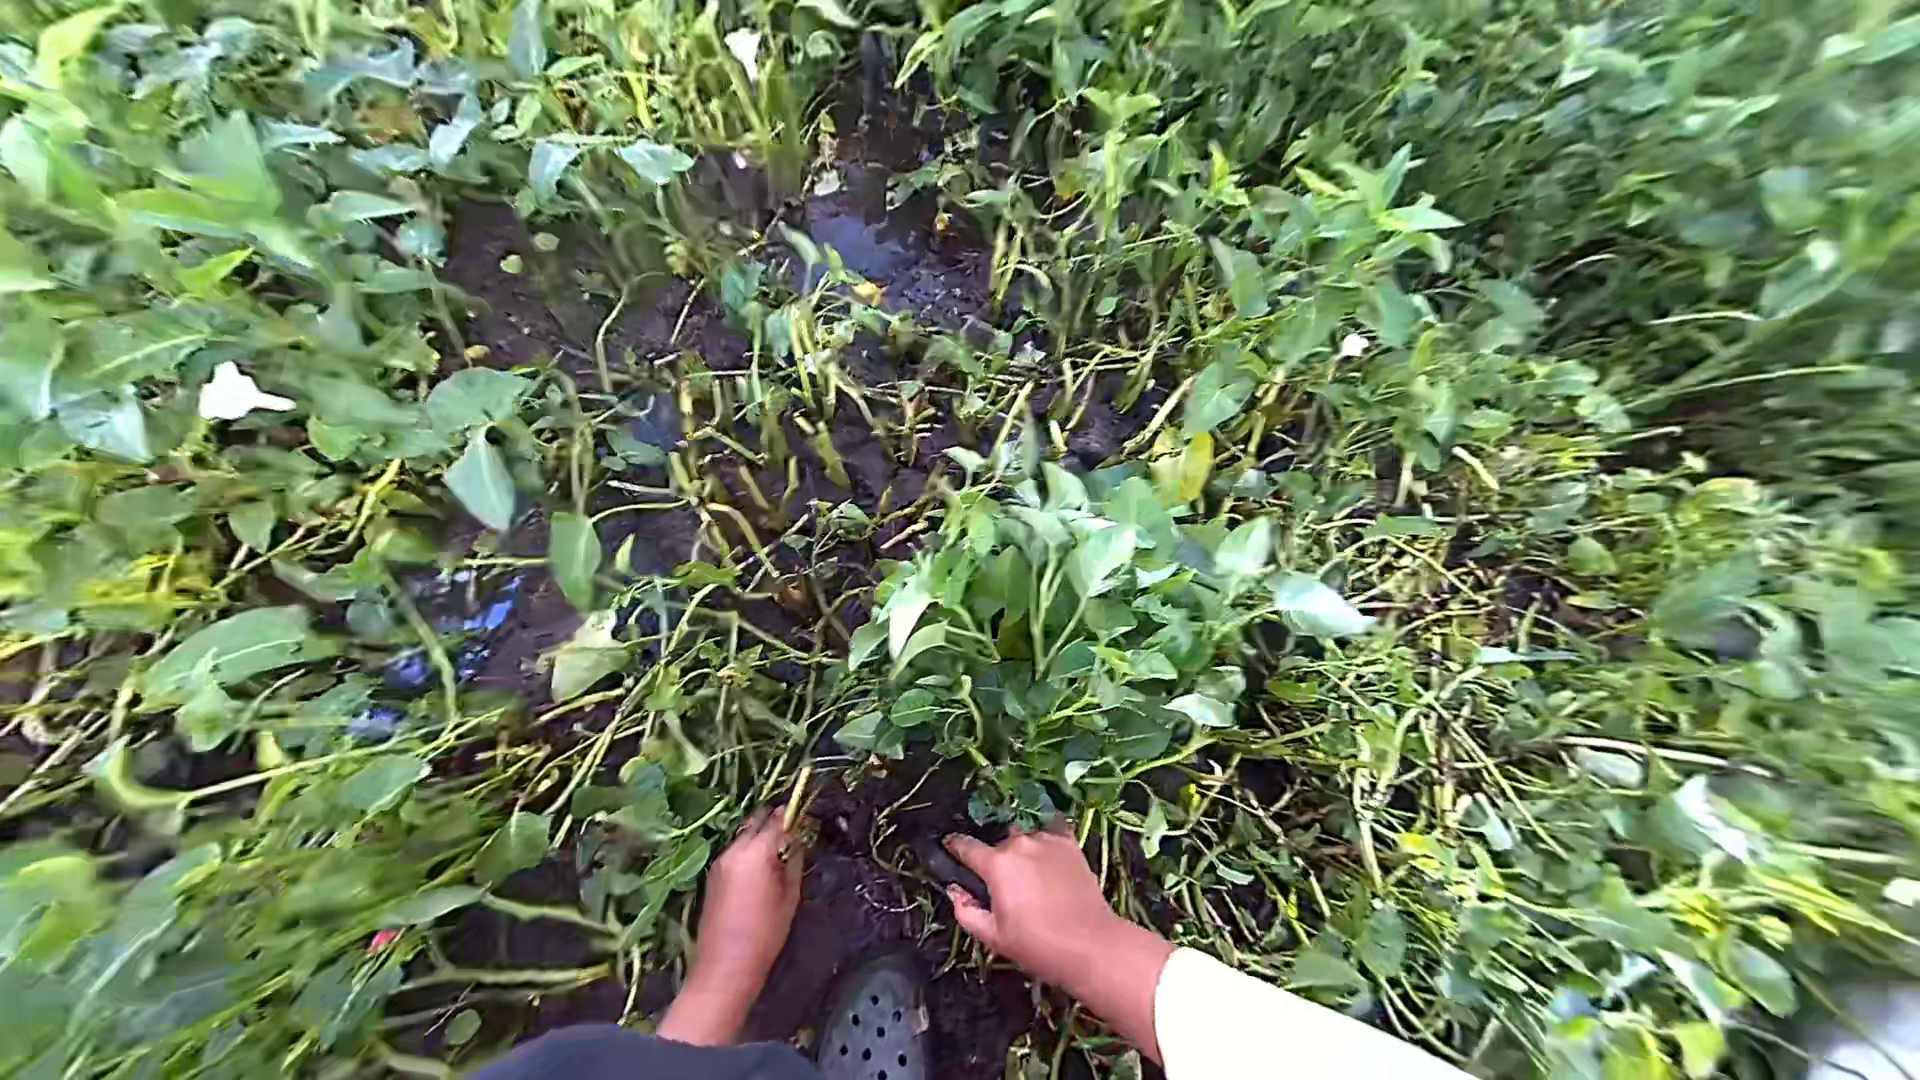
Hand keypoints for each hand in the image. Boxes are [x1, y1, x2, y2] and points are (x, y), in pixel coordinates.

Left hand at [657, 809, 804, 1044]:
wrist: (724, 969)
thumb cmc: (765, 934)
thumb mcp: (790, 895)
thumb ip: (794, 860)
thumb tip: (796, 840)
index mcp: (757, 852)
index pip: (777, 820)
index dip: (792, 816)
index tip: (804, 819)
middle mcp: (735, 850)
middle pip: (757, 821)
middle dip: (774, 822)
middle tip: (791, 835)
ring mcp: (720, 861)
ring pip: (745, 834)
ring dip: (760, 836)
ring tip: (776, 854)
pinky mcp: (713, 875)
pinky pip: (735, 850)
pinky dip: (748, 850)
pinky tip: (759, 869)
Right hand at [944, 822, 1173, 1061]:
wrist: (1091, 945)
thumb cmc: (1038, 945)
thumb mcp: (994, 938)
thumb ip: (967, 911)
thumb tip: (954, 890)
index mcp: (996, 864)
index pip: (966, 846)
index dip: (955, 845)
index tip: (949, 845)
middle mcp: (1019, 843)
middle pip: (999, 844)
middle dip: (996, 859)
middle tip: (1004, 884)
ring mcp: (1046, 839)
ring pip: (1024, 836)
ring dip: (1021, 849)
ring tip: (1030, 871)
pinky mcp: (1069, 842)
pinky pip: (1051, 828)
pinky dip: (1046, 834)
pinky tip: (1047, 848)